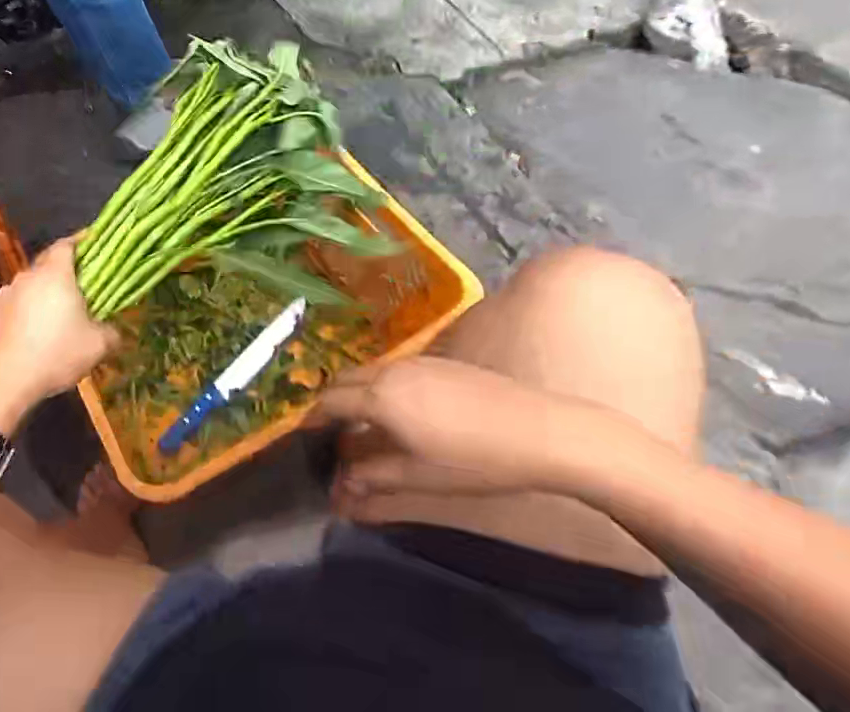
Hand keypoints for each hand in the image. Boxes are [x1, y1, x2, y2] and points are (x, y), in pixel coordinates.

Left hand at [0, 240, 114, 432]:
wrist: (3, 382)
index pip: (66, 244)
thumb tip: (116, 330)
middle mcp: (27, 277)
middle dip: (64, 274)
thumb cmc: (55, 355)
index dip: (80, 242)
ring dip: (42, 296)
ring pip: (29, 288)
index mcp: (54, 274)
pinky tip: (30, 336)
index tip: (92, 245)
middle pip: (47, 266)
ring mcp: (4, 295)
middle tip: (80, 289)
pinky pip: (13, 307)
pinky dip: (24, 314)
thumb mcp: (96, 347)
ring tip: (55, 318)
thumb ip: (111, 332)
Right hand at [310, 357, 632, 498]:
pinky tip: (403, 412)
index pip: (329, 403)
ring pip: (369, 372)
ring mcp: (415, 362)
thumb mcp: (420, 477)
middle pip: (344, 381)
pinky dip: (381, 387)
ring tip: (365, 423)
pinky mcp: (439, 361)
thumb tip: (341, 488)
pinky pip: (393, 370)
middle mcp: (389, 371)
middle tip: (332, 432)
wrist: (542, 430)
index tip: (306, 436)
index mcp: (379, 397)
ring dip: (357, 393)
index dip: (313, 419)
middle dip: (331, 403)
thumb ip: (374, 478)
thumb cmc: (475, 461)